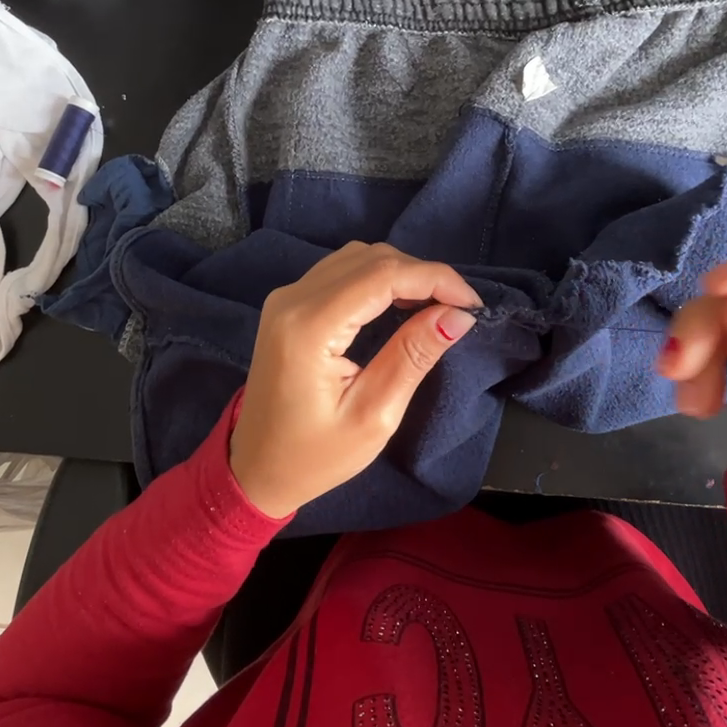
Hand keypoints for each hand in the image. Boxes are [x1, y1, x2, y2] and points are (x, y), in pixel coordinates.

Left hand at [230, 242, 481, 518]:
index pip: (382, 275)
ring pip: (356, 258)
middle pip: (370, 259)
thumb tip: (457, 315)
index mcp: (309, 327)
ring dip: (401, 274)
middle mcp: (292, 299)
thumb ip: (413, 356)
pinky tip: (401, 303)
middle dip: (422, 274)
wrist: (254, 467)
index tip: (473, 304)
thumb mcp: (374, 416)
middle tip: (458, 310)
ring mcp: (286, 297)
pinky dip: (377, 278)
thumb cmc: (314, 456)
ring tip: (435, 307)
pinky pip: (340, 272)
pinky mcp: (288, 304)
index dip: (435, 279)